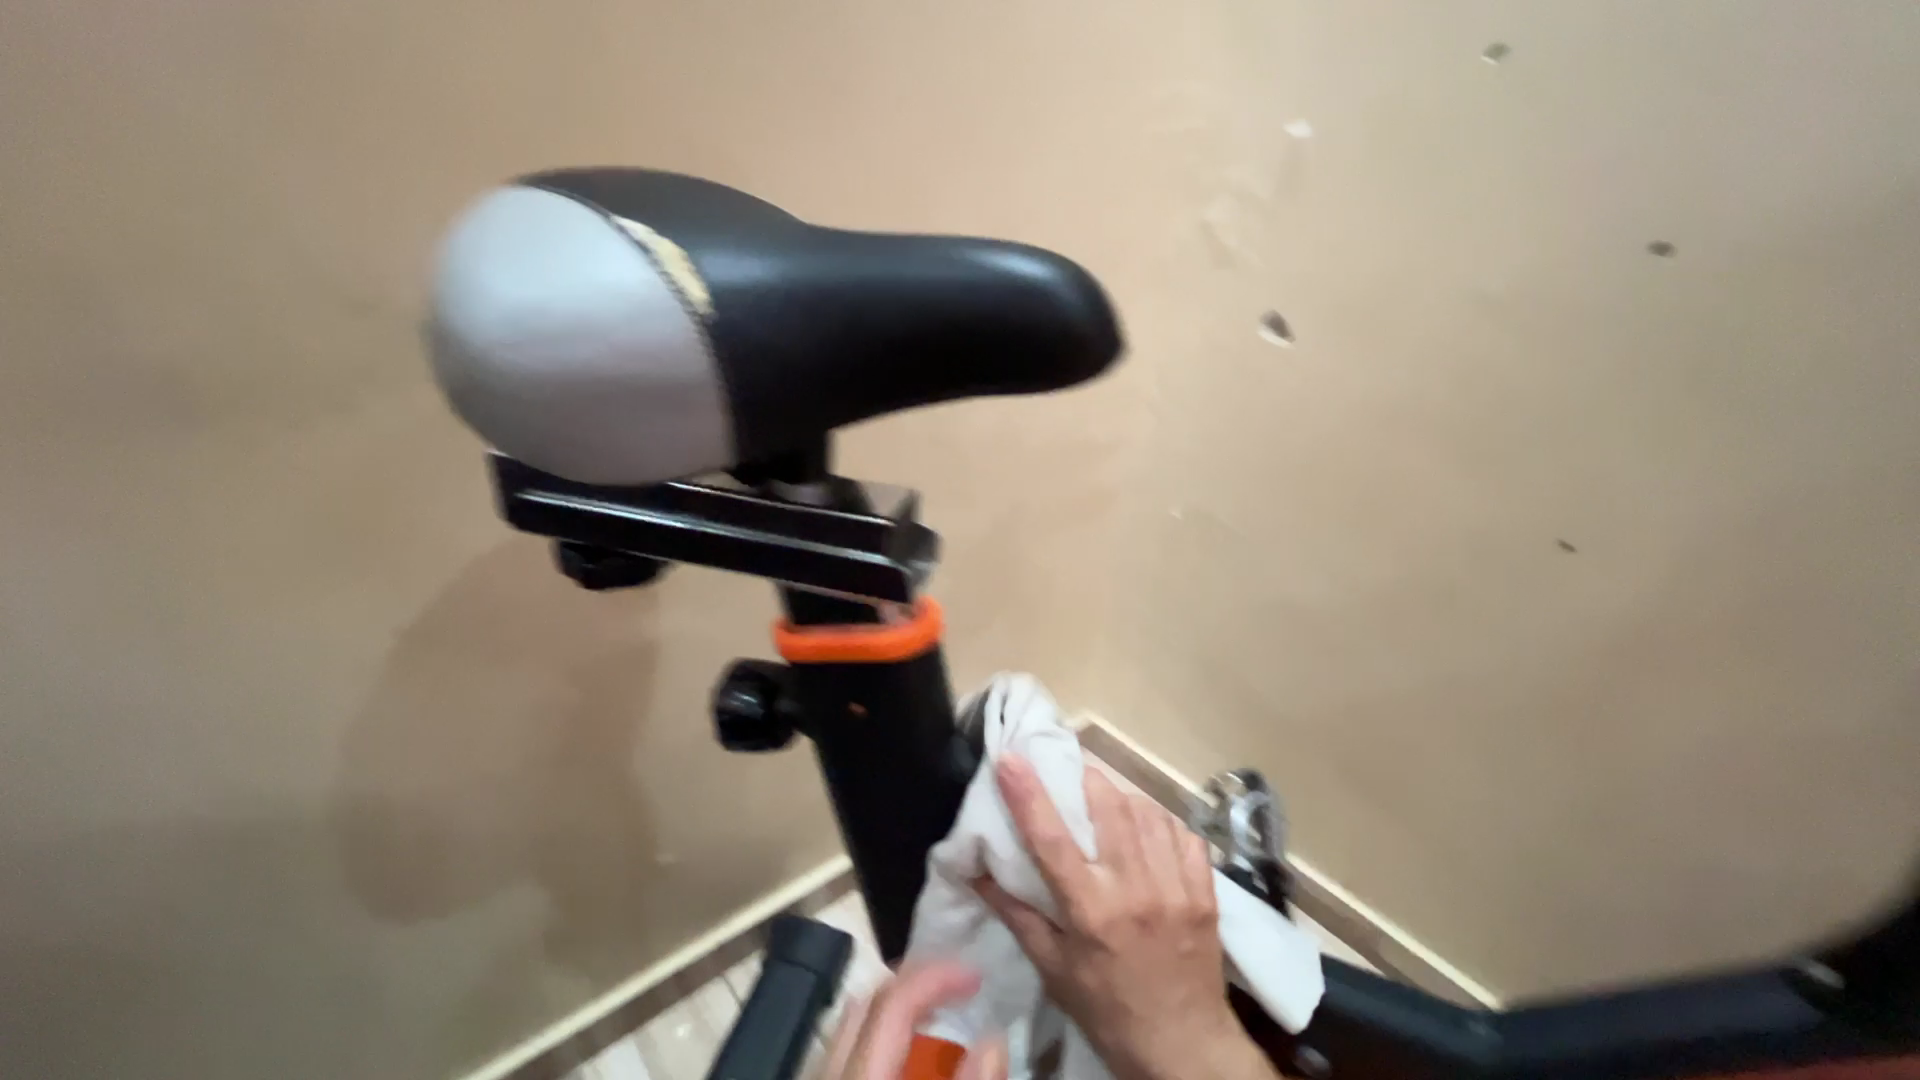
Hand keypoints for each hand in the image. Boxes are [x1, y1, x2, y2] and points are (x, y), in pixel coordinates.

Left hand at [819, 960, 1007, 1079]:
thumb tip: (993, 1040)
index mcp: (858, 1076)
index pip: (892, 1002)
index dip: (935, 977)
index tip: (977, 975)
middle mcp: (828, 1070)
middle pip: (866, 1002)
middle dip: (914, 983)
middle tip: (960, 988)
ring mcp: (821, 1077)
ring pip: (852, 1025)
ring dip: (896, 1009)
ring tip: (939, 1017)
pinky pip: (846, 1051)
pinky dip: (879, 1038)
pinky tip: (909, 1056)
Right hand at [974, 758, 1277, 1079]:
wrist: (1183, 1048)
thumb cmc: (1106, 1008)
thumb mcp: (1052, 967)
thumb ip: (1016, 912)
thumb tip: (976, 870)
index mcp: (1090, 912)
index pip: (1051, 839)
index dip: (1027, 793)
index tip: (1010, 757)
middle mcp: (1135, 891)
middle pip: (1110, 807)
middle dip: (1088, 779)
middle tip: (1074, 772)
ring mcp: (1176, 888)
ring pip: (1149, 813)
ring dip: (1124, 798)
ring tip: (1110, 801)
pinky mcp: (1205, 893)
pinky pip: (1184, 834)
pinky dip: (1163, 822)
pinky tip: (1150, 830)